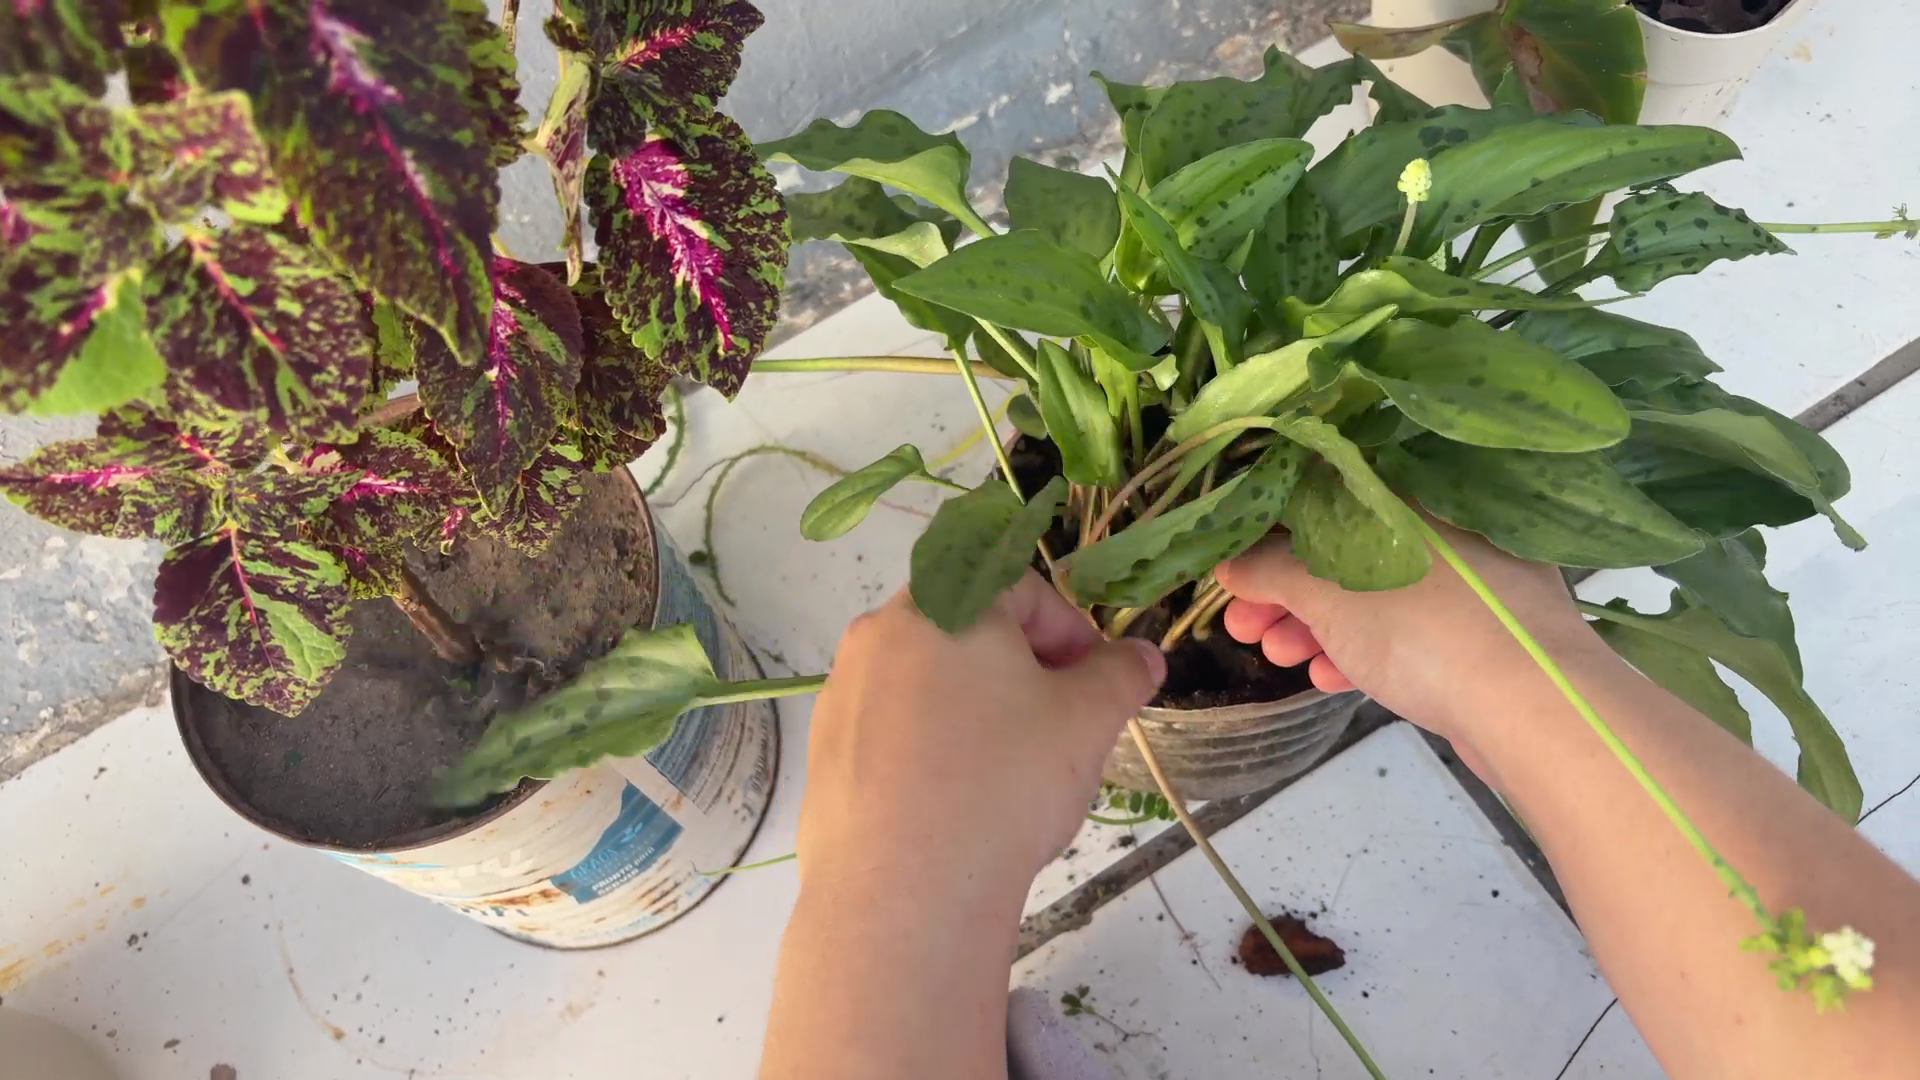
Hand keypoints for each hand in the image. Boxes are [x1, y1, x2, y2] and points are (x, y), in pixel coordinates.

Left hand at [799, 573, 1165, 908]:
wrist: (902, 894)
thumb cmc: (1004, 782)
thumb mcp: (1086, 720)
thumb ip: (1120, 674)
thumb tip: (1144, 655)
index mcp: (943, 604)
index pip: (1020, 589)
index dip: (1069, 629)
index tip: (1093, 680)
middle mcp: (881, 631)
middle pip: (969, 627)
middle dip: (1023, 664)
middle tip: (1056, 718)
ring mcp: (845, 688)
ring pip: (928, 674)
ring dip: (976, 699)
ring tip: (1006, 761)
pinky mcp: (825, 745)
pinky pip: (891, 721)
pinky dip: (929, 737)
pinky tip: (952, 792)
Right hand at [1213, 523, 1601, 750]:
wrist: (1538, 711)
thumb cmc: (1421, 626)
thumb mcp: (1326, 590)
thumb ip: (1267, 569)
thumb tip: (1228, 562)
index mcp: (1411, 499)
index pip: (1322, 501)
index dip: (1267, 537)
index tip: (1234, 572)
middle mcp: (1443, 532)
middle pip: (1340, 553)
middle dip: (1282, 593)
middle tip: (1242, 625)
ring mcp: (1469, 587)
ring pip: (1370, 595)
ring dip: (1312, 625)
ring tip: (1277, 656)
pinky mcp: (1480, 637)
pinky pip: (1405, 632)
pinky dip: (1360, 649)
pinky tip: (1327, 677)